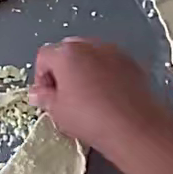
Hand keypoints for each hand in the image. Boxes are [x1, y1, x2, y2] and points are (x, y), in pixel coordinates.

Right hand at [29, 37, 172, 153]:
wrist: (135, 128)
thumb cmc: (89, 118)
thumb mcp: (57, 112)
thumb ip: (44, 98)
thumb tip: (37, 93)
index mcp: (65, 53)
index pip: (43, 57)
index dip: (41, 76)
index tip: (46, 96)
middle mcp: (88, 45)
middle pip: (67, 50)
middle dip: (62, 69)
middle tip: (65, 93)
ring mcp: (113, 51)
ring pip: (90, 54)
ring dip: (84, 69)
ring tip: (87, 95)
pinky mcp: (132, 63)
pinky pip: (110, 62)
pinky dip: (104, 73)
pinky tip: (107, 95)